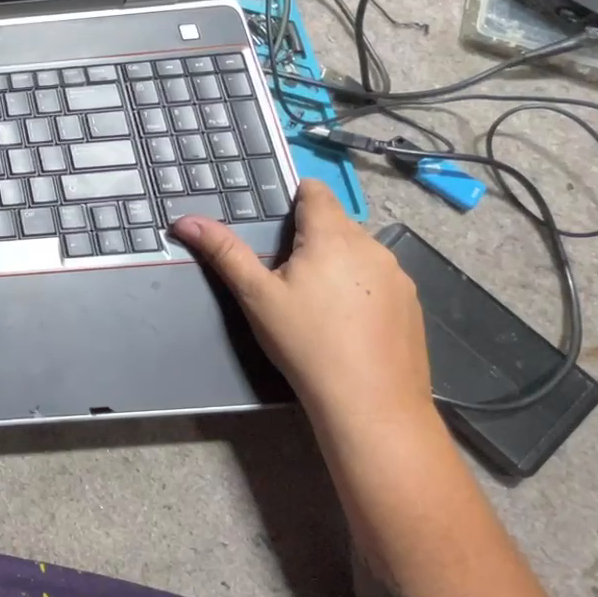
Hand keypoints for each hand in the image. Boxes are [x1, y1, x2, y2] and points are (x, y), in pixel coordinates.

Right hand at [170, 180, 433, 430]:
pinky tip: (342, 319)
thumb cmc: (306, 342)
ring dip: (334, 261)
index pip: (316, 192)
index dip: (292, 197)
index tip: (272, 221)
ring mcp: (398, 277)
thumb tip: (185, 220)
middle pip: (335, 223)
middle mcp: (373, 247)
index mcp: (333, 237)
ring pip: (358, 251)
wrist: (372, 404)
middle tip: (280, 269)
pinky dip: (357, 286)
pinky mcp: (411, 305)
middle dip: (308, 236)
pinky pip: (377, 279)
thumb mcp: (255, 294)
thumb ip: (224, 251)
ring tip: (310, 298)